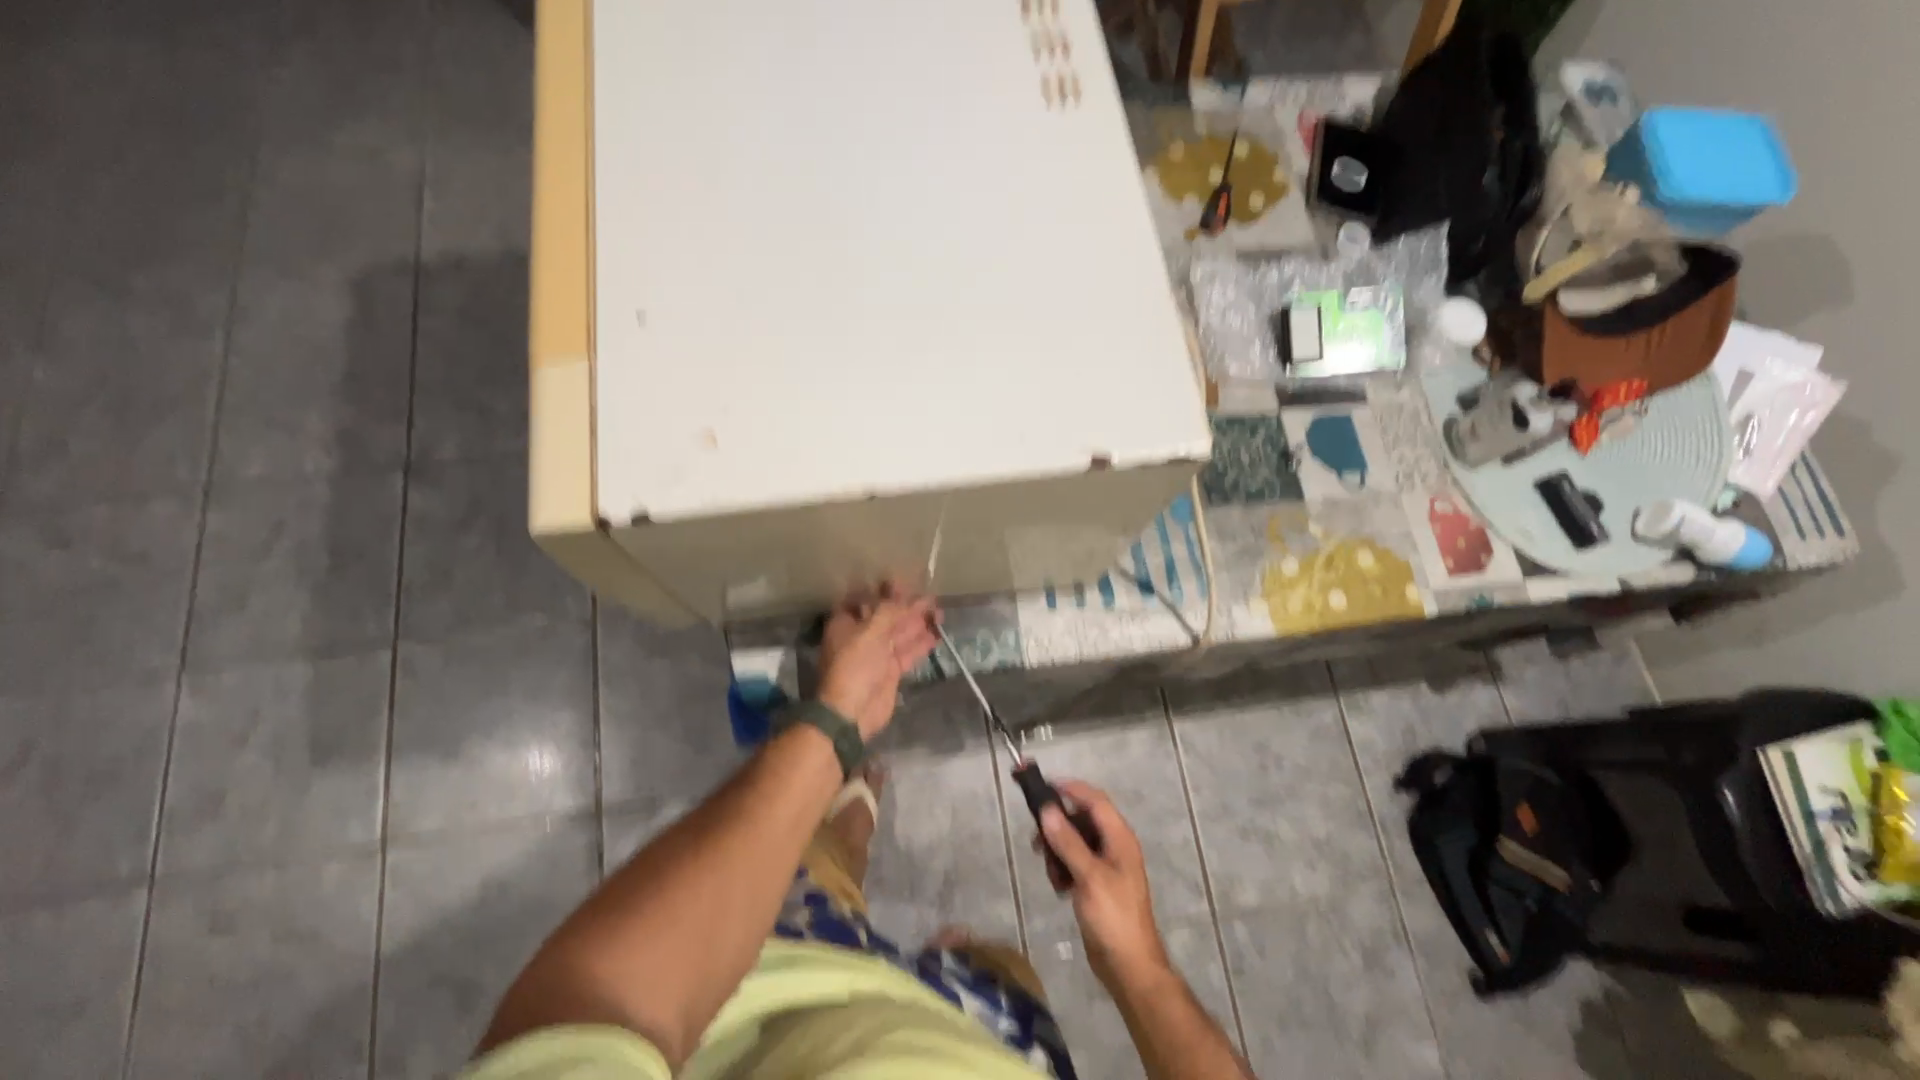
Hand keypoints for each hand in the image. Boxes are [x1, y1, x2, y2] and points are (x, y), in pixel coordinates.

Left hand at [815, 585, 937, 739]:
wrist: (851, 712)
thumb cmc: (855, 666)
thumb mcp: (870, 632)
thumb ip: (890, 612)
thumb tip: (907, 598)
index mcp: (846, 623)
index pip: (866, 599)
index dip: (884, 590)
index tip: (906, 582)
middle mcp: (861, 636)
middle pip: (886, 615)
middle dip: (907, 606)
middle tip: (930, 597)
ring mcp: (876, 654)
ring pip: (900, 633)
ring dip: (918, 623)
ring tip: (939, 613)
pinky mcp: (890, 671)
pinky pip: (908, 652)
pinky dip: (921, 643)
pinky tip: (937, 634)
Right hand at [1038, 780, 1170, 990]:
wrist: (1128, 964)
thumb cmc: (1113, 916)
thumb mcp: (1089, 876)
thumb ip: (1068, 842)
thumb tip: (1046, 810)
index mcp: (1120, 838)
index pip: (1094, 800)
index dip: (1070, 789)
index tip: (1042, 787)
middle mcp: (1114, 846)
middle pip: (1082, 820)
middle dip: (1058, 826)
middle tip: (1036, 841)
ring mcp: (1105, 866)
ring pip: (1075, 842)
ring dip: (1058, 851)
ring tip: (1052, 873)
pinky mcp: (1096, 884)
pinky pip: (1074, 863)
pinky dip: (1063, 869)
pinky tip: (1059, 888)